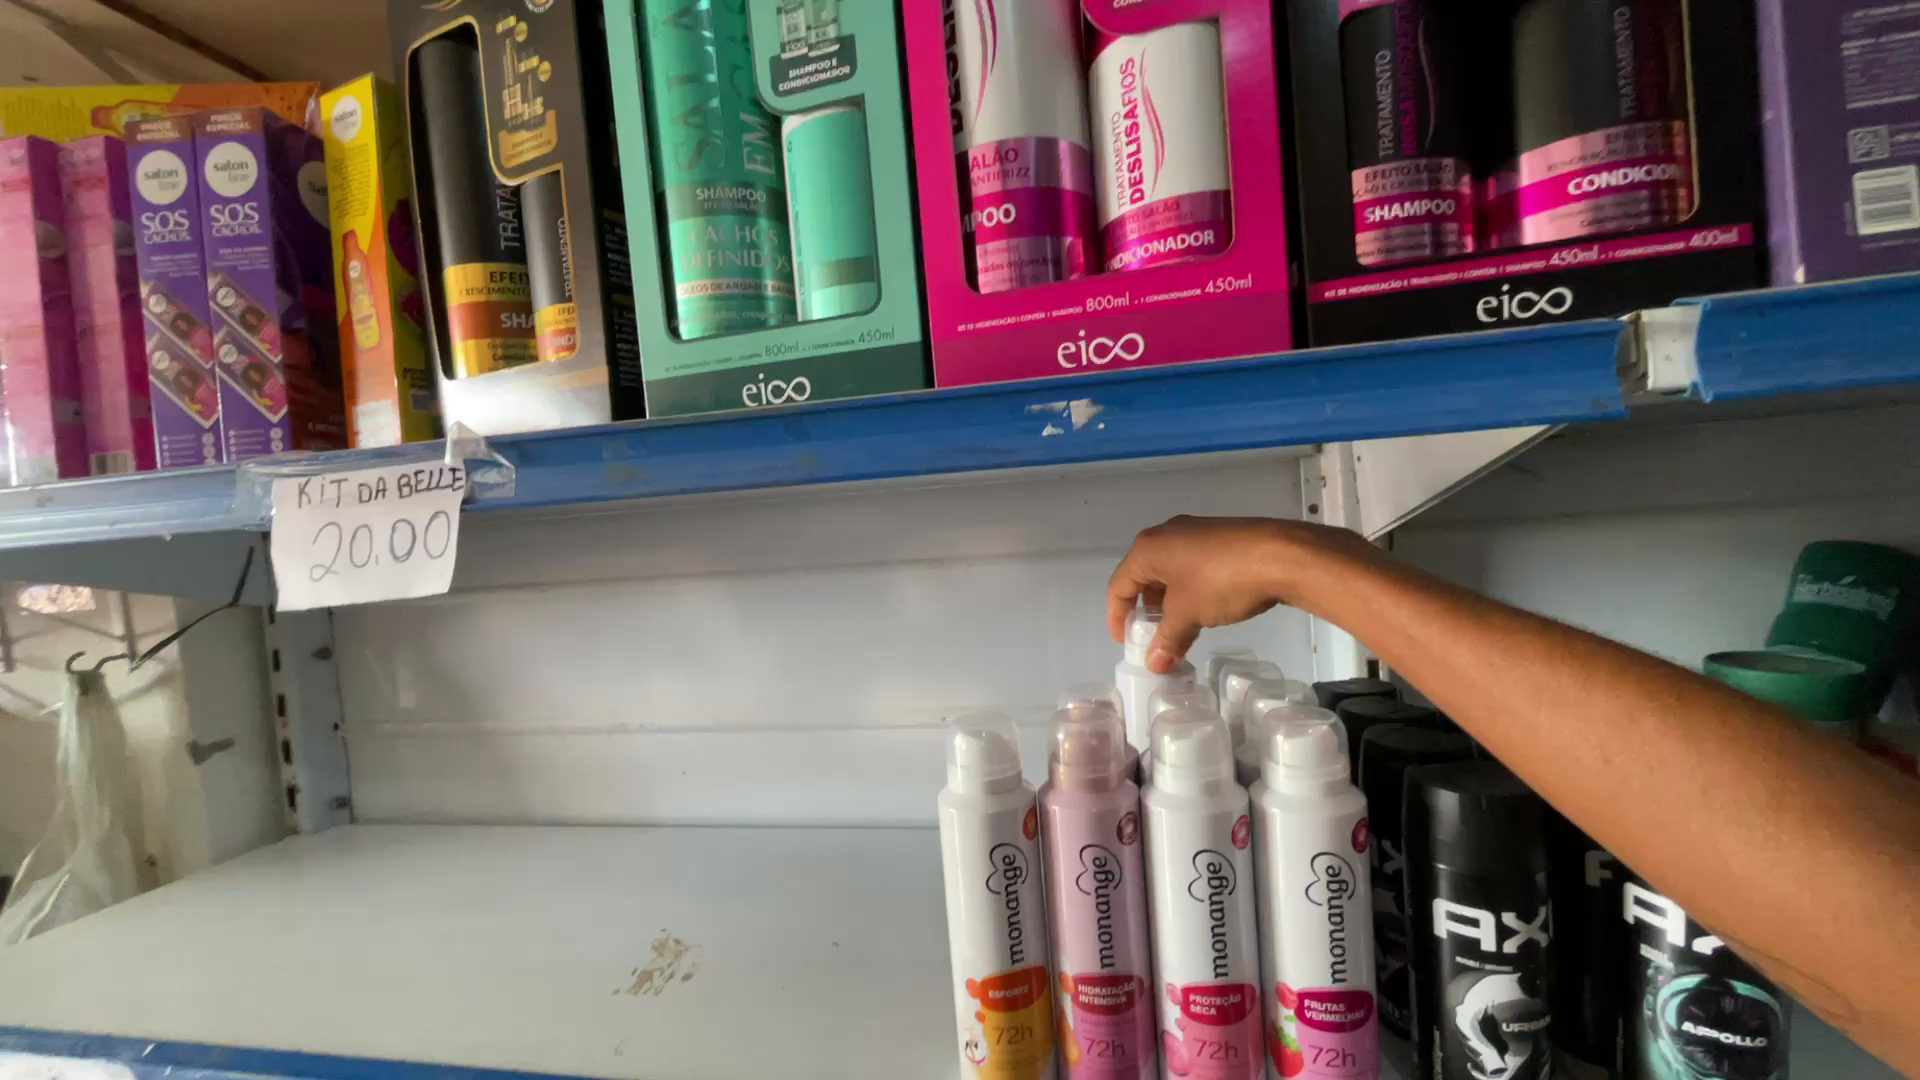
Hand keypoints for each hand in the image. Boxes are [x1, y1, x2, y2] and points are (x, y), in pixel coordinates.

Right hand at [1105, 517, 1372, 671]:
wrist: (1283, 555)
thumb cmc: (1222, 581)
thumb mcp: (1188, 615)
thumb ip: (1167, 639)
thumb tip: (1154, 664)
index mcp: (1148, 548)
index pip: (1119, 585)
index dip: (1117, 617)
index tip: (1125, 643)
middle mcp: (1166, 533)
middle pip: (1142, 575)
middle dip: (1144, 609)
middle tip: (1153, 635)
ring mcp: (1195, 531)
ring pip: (1169, 570)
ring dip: (1168, 600)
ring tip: (1180, 625)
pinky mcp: (1221, 536)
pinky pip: (1192, 564)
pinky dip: (1189, 588)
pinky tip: (1206, 606)